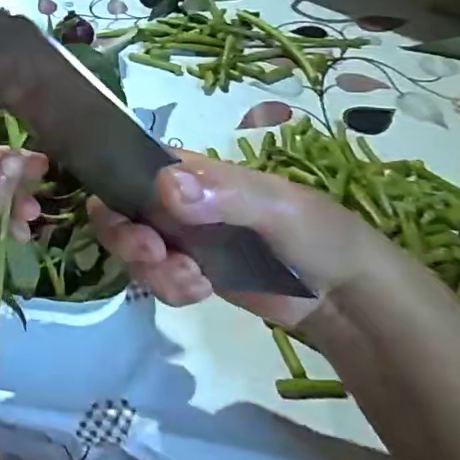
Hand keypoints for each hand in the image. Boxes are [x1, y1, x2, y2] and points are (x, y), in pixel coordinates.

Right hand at [88, 148, 374, 327]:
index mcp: (193, 170)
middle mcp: (177, 198)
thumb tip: (165, 186)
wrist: (344, 296)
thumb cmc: (317, 232)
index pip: (132, 164)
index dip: (115, 187)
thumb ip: (223, 193)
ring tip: (194, 282)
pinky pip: (155, 278)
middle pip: (120, 209)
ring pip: (133, 247)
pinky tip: (201, 292)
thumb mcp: (276, 205)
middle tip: (154, 256)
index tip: (130, 219)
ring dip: (151, 269)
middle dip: (125, 236)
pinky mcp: (190, 271)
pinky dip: (168, 288)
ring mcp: (182, 236)